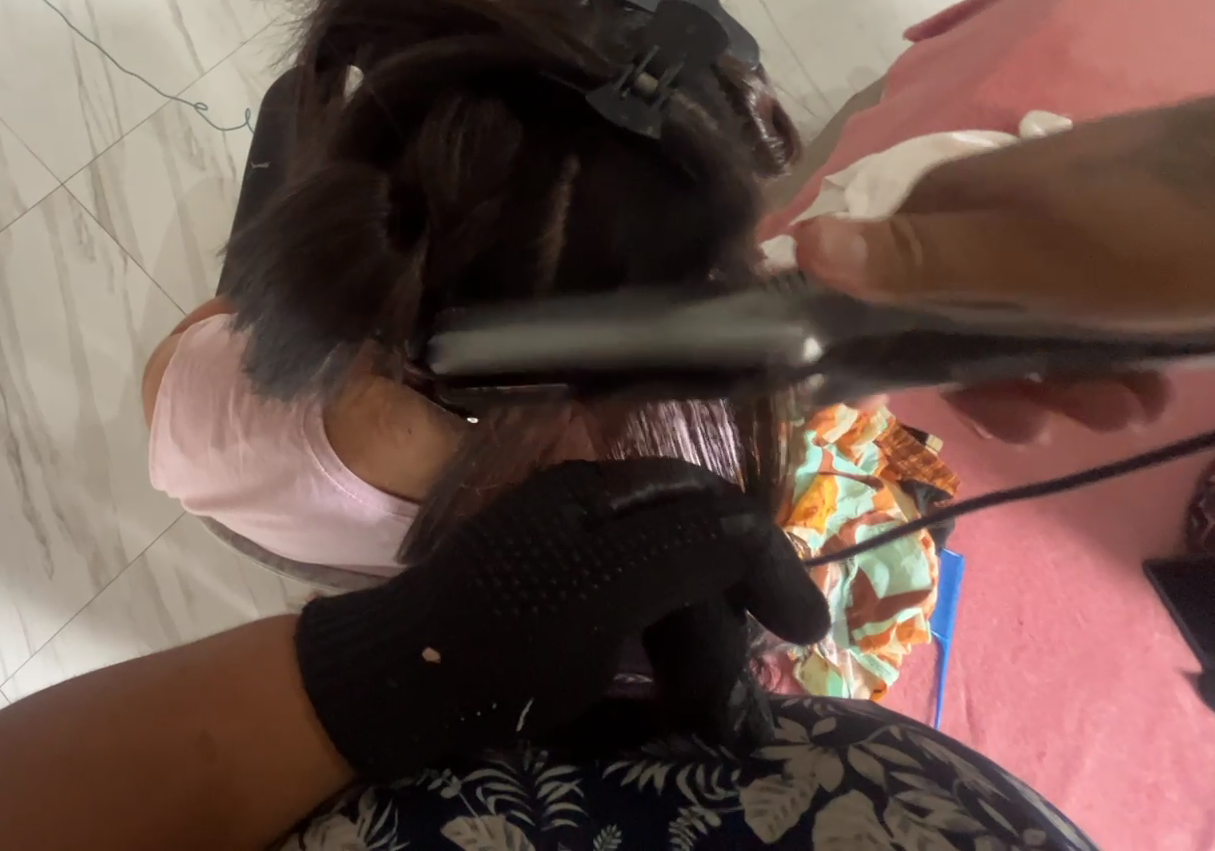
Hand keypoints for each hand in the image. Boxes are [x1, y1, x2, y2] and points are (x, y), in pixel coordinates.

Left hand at [293, 459, 827, 777]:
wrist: (412, 677)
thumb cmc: (509, 628)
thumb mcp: (607, 583)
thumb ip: (684, 544)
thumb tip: (753, 522)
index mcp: (595, 492)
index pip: (705, 504)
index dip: (762, 558)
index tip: (802, 631)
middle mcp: (583, 514)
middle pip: (686, 556)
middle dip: (722, 629)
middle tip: (740, 707)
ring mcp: (566, 560)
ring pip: (660, 596)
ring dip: (695, 656)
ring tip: (709, 722)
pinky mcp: (554, 604)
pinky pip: (627, 621)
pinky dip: (658, 660)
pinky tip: (668, 705)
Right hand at [795, 86, 1214, 441]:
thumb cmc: (1177, 228)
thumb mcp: (1034, 256)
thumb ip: (916, 259)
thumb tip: (796, 245)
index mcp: (941, 211)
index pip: (875, 295)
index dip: (896, 357)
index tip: (953, 405)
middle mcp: (979, 219)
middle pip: (945, 319)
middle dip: (997, 381)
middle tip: (1055, 421)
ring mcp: (1049, 232)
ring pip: (1014, 325)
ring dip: (1059, 383)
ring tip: (1128, 410)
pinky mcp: (1114, 250)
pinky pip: (1075, 319)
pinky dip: (1104, 363)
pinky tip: (1149, 386)